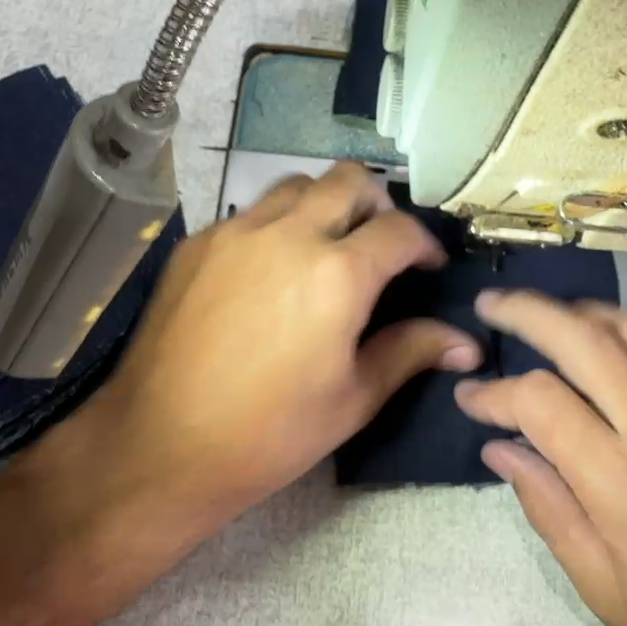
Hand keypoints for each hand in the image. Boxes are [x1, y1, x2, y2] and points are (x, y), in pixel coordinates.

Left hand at [77, 162, 482, 524]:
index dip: (424, 244)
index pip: (399, 230)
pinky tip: (271, 269)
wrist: (160, 446)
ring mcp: (237, 232)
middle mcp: (289, 234)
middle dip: (378, 202)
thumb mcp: (352, 400)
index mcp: (337, 274)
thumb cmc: (269, 434)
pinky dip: (276, 224)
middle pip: (348, 179)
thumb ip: (410, 353)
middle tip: (380, 241)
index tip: (427, 266)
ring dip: (325, 202)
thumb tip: (466, 342)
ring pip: (296, 185)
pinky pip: (250, 213)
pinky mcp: (198, 242)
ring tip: (328, 244)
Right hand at [456, 292, 626, 625]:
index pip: (541, 405)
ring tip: (545, 312)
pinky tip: (608, 335)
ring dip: (579, 310)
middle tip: (491, 304)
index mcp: (623, 486)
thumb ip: (548, 510)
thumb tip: (500, 449)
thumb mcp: (605, 587)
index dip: (495, 394)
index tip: (471, 398)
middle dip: (527, 312)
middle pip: (584, 341)